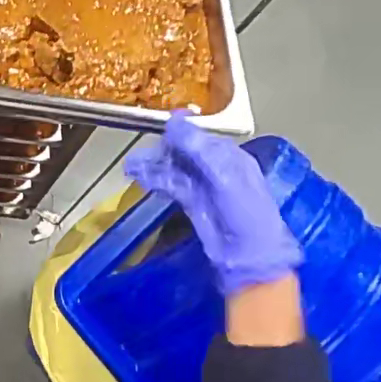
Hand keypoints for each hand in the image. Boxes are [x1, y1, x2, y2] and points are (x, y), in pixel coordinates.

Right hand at [124, 113, 302, 296]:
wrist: (248, 259)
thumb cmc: (245, 215)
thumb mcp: (225, 177)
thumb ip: (200, 150)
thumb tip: (174, 122)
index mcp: (232, 159)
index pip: (202, 138)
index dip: (180, 133)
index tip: (157, 129)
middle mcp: (219, 170)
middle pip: (186, 153)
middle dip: (162, 152)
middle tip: (138, 155)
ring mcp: (206, 189)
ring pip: (177, 170)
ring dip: (156, 167)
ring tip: (132, 168)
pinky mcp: (195, 206)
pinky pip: (175, 186)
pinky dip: (159, 181)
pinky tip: (144, 179)